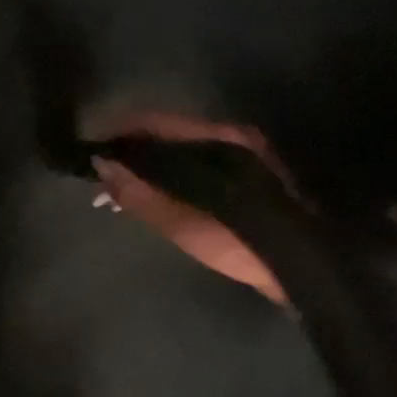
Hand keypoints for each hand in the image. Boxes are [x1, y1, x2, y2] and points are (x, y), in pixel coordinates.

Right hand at [90, 113, 294, 304]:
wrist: (307, 275)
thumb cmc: (242, 243)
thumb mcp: (182, 222)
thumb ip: (138, 192)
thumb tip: (99, 165)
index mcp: (219, 138)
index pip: (152, 122)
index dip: (116, 135)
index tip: (88, 155)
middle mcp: (231, 137)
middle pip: (164, 136)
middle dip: (128, 156)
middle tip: (100, 181)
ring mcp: (242, 157)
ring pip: (178, 153)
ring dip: (146, 170)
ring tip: (118, 197)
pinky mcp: (246, 178)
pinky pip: (194, 166)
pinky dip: (167, 178)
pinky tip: (151, 200)